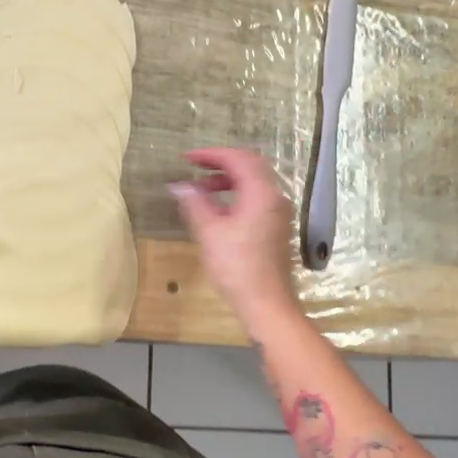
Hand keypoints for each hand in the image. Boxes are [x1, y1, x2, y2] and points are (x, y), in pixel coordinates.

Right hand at [170, 148, 300, 330]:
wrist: (267, 303)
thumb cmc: (237, 267)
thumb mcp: (209, 232)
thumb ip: (194, 202)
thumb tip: (179, 185)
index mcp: (261, 193)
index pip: (238, 158)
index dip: (211, 154)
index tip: (187, 158)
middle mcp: (275, 197)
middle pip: (250, 165)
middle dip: (221, 162)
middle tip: (195, 167)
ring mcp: (278, 212)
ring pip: (254, 182)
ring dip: (228, 179)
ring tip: (201, 189)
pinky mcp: (276, 226)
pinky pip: (257, 197)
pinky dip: (236, 194)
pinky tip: (218, 209)